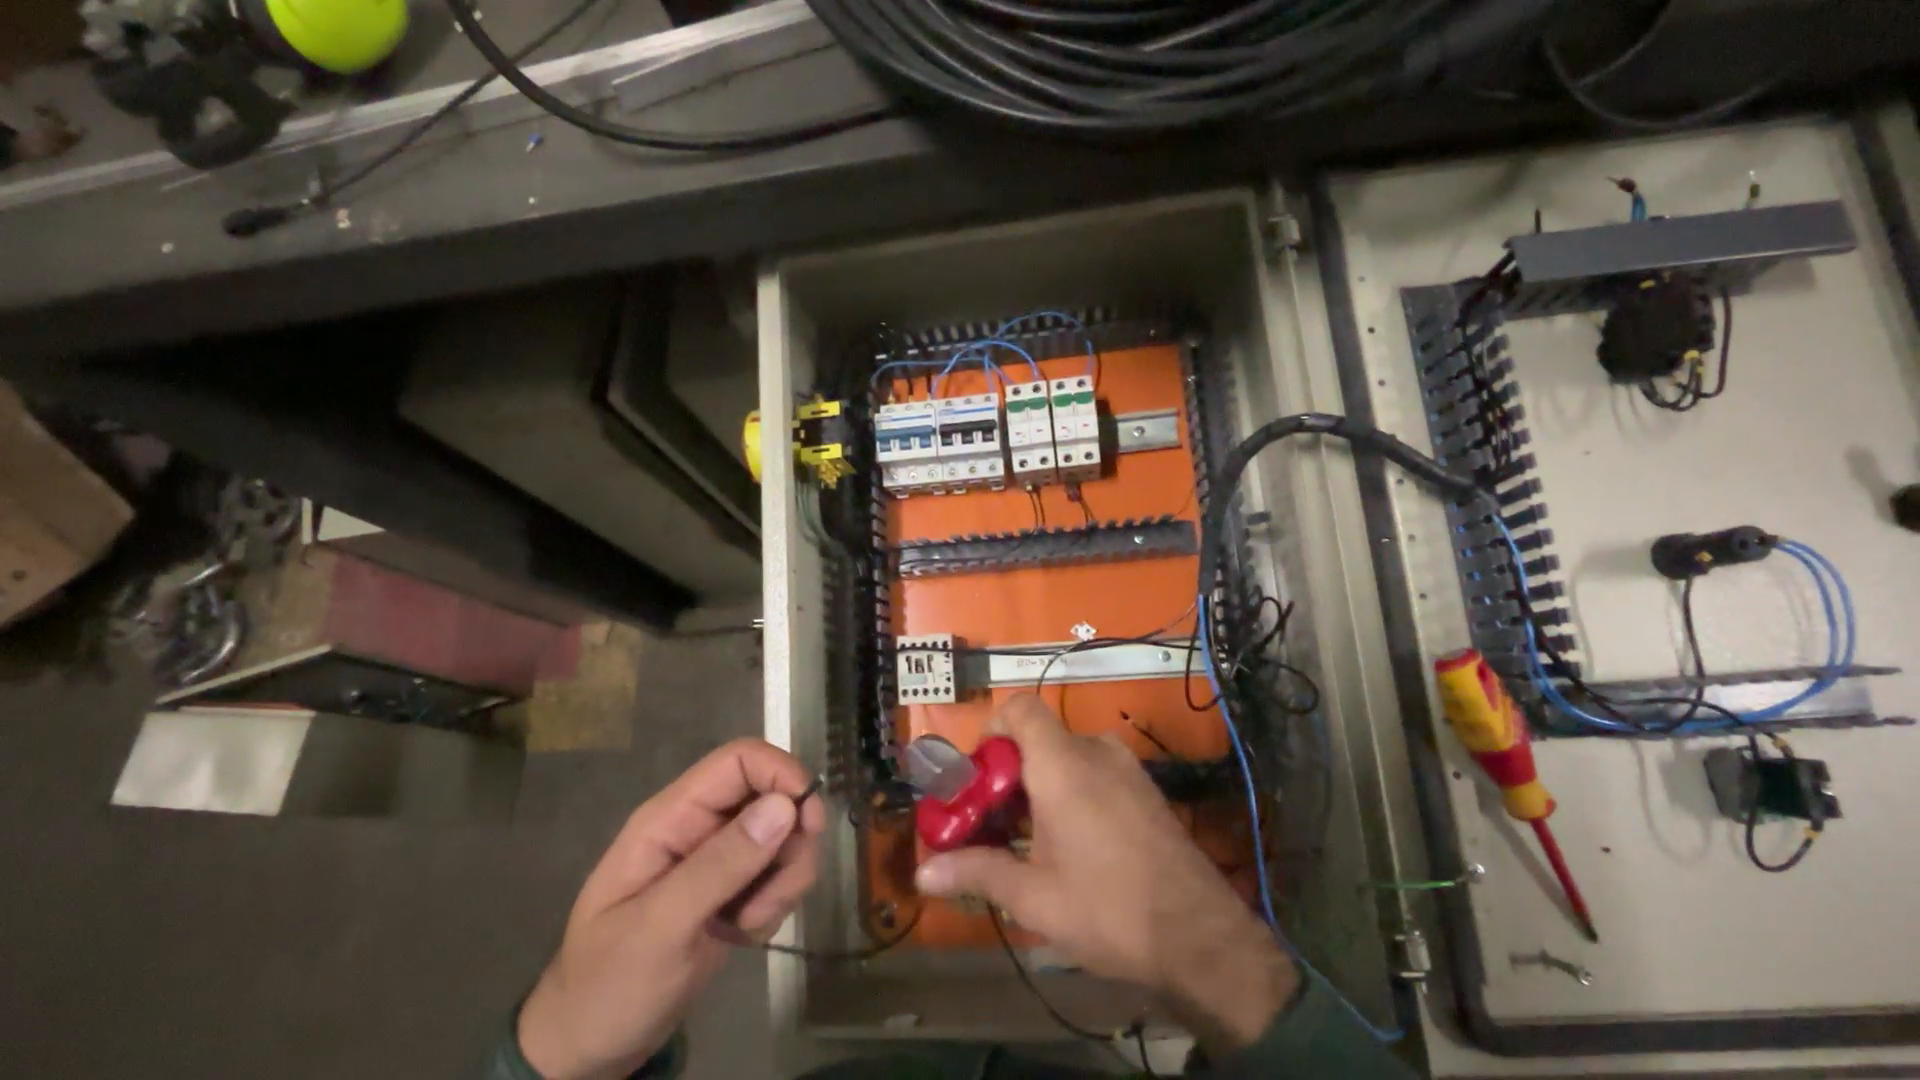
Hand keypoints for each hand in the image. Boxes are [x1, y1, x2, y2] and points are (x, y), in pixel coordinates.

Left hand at [517, 739, 824, 1078]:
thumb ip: (721, 864)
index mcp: (672, 818)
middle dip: (789, 844)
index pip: (740, 760)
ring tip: (746, 925)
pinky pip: (778, 878)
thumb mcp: (660, 926)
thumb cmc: (609, 983)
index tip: (809, 822)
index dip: (782, 775)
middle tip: (774, 895)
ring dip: (783, 882)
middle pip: (774, 798)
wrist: (590, 1047)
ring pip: (784, 840)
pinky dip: (775, 906)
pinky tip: (742, 936)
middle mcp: (700, 828)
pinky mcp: (734, 893)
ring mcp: (719, 862)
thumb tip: (786, 805)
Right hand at [914, 695, 1298, 1052]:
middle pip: (1039, 739)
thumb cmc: (1108, 910)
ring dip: (1039, 788)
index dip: (990, 734)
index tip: (976, 783)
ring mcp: (1129, 771)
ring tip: (1025, 843)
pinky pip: (1096, 774)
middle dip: (1007, 776)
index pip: (1019, 710)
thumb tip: (922, 873)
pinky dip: (1071, 795)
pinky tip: (1069, 848)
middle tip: (990, 826)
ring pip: (1068, 759)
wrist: (1201, 938)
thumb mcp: (1033, 898)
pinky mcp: (1148, 793)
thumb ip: (977, 873)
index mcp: (1063, 764)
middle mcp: (1097, 752)